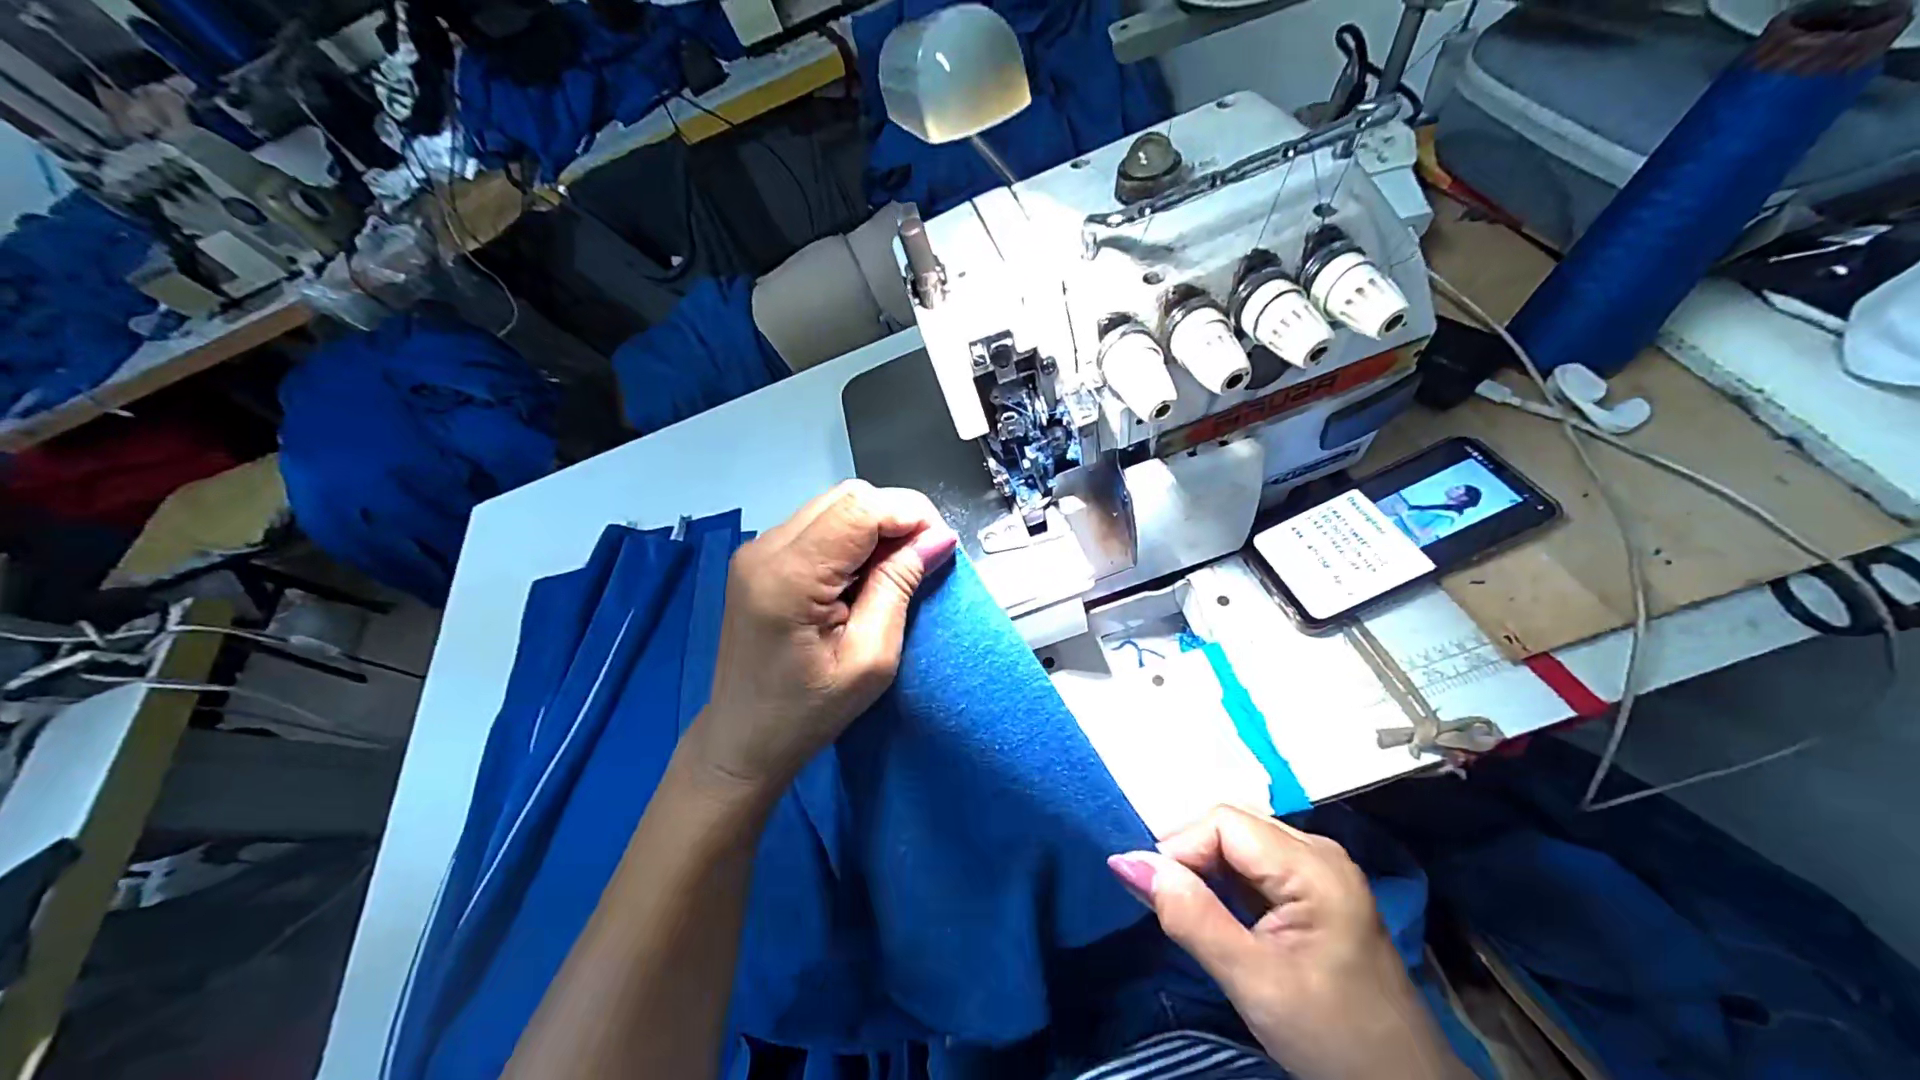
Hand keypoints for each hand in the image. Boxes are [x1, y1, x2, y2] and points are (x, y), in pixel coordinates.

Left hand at [690, 481, 956, 794]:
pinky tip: (862, 575)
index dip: (909, 514)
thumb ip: (898, 586)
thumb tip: (936, 538)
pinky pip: (818, 525)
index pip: (860, 508)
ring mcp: (757, 550)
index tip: (939, 547)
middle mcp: (766, 549)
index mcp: (789, 576)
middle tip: (920, 559)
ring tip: (893, 571)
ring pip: (834, 505)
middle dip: (895, 516)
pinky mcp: (759, 559)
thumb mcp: (870, 658)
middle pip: (847, 496)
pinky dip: (851, 538)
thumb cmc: (809, 712)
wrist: (743, 738)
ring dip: (874, 526)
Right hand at [1108, 807, 1465, 1079]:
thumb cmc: (1333, 1039)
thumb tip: (1125, 862)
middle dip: (1190, 859)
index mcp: (1313, 865)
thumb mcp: (1254, 982)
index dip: (1181, 849)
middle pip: (1229, 826)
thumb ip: (1190, 916)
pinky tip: (1217, 916)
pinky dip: (1223, 884)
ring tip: (1190, 916)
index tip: (1158, 898)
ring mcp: (1317, 868)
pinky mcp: (1312, 889)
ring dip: (1203, 872)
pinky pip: (1251, 865)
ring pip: (1236, 844)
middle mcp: (1316, 850)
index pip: (1222, 822)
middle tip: (1170, 910)